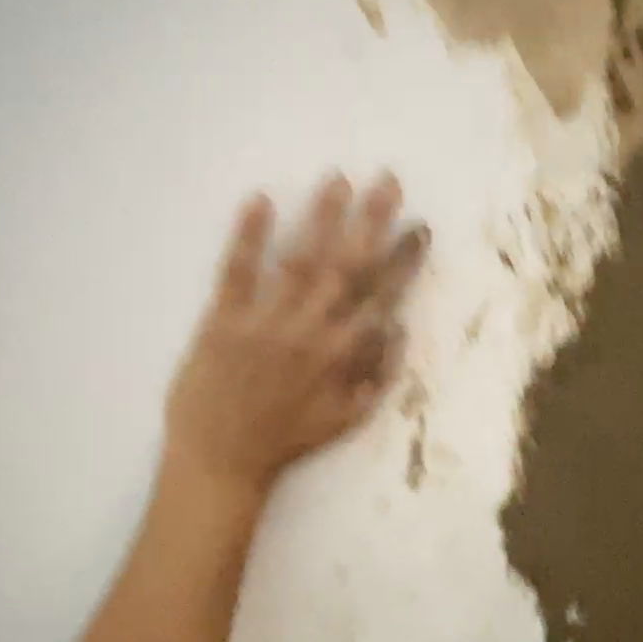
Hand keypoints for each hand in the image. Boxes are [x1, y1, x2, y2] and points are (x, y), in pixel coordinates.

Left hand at [166, 174, 429, 497]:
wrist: (223, 460)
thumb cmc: (288, 440)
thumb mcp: (348, 419)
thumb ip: (377, 376)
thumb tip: (398, 329)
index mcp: (343, 356)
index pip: (381, 297)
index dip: (404, 260)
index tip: (420, 227)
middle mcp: (311, 332)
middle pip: (347, 268)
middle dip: (371, 222)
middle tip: (388, 181)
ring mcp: (266, 322)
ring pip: (300, 261)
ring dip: (321, 218)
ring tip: (339, 180)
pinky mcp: (222, 320)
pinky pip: (237, 273)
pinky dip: (248, 236)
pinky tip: (261, 200)